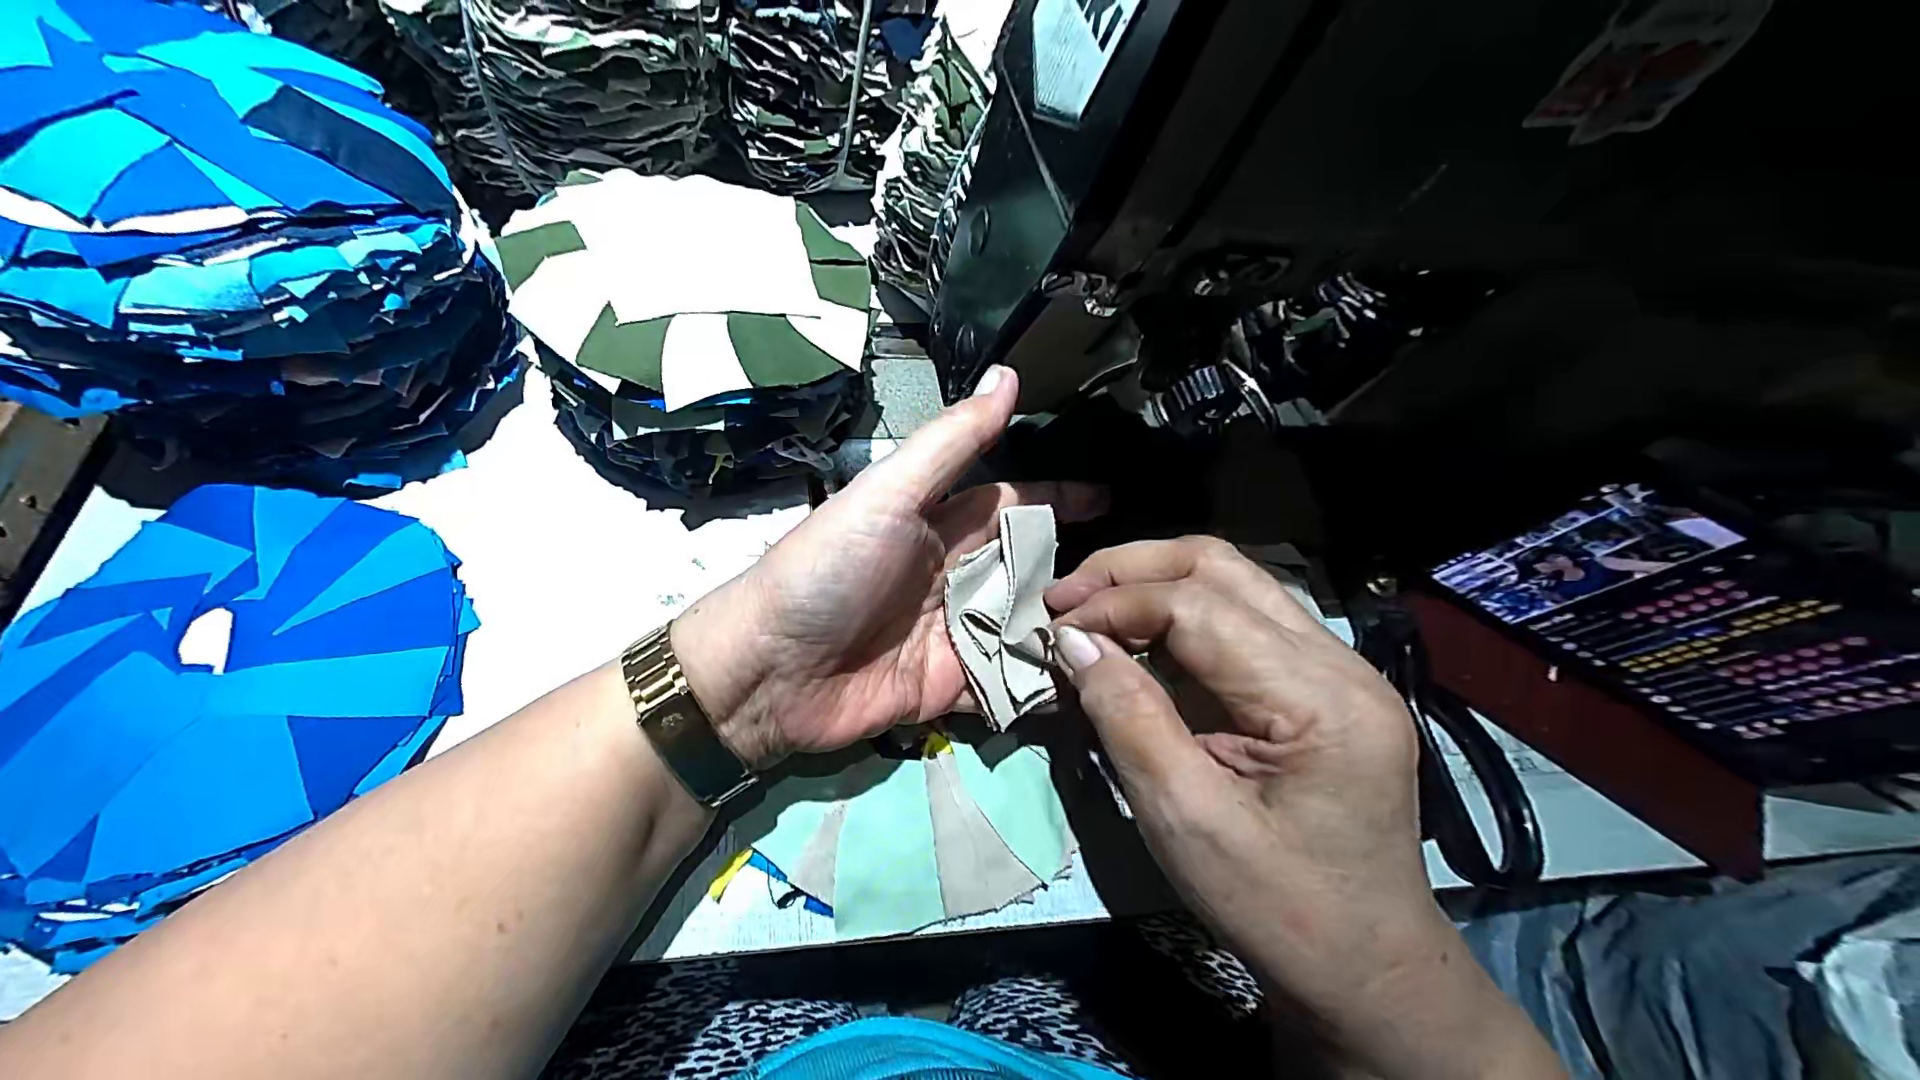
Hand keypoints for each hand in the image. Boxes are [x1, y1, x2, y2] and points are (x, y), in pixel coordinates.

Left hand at [671, 366, 1105, 769]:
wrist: (769, 671)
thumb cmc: (828, 570)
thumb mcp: (889, 495)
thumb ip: (951, 442)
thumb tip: (1008, 377)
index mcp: (941, 525)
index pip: (1014, 502)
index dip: (1059, 498)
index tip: (1110, 501)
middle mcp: (953, 576)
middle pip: (1028, 569)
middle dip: (1074, 574)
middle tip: (1130, 588)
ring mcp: (953, 633)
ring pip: (1023, 626)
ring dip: (1062, 631)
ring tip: (1118, 639)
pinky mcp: (949, 686)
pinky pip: (1003, 681)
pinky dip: (1035, 683)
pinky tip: (1078, 686)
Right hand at [1047, 538, 1564, 1079]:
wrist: (1365, 966)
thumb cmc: (1277, 908)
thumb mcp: (1184, 819)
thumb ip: (1127, 716)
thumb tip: (1072, 640)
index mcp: (1320, 698)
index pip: (1199, 605)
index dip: (1116, 604)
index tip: (1053, 629)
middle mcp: (1338, 661)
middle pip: (1219, 567)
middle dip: (1130, 570)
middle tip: (1065, 597)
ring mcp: (1334, 666)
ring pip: (1229, 580)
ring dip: (1150, 583)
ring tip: (1089, 607)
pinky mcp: (1315, 681)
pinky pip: (1236, 618)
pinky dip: (1173, 614)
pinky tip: (1133, 636)